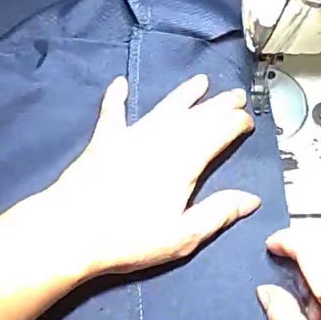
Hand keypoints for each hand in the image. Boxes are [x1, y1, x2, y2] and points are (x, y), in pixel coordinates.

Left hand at [35, 74, 260, 278]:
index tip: (248, 120)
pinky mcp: (103, 141)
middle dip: (219, 103)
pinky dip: (117, 97)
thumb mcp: (182, 235)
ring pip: (164, 108)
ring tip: (200, 82)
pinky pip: (112, 113)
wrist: (70, 231)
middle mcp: (160, 141)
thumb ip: (217, 213)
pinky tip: (120, 84)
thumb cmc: (128, 238)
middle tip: (235, 94)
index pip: (218, 132)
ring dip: (184, 94)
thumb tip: (250, 199)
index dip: (236, 122)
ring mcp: (130, 137)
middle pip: (196, 115)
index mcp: (184, 162)